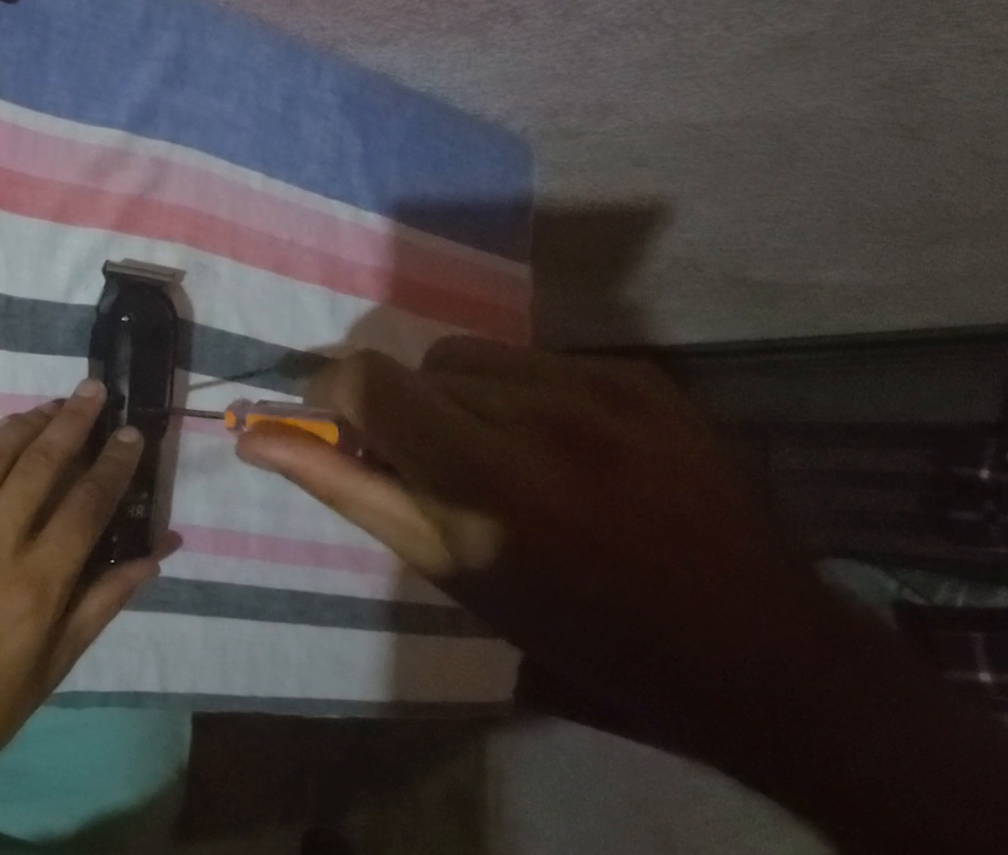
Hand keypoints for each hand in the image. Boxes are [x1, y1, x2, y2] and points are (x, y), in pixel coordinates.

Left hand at [0, 379, 163, 809]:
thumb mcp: (53, 667)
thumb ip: (102, 602)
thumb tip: (152, 556)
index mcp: (36, 587)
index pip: (86, 506)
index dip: (113, 465)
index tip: (131, 434)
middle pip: (40, 466)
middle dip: (73, 423)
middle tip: (94, 391)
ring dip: (28, 423)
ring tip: (55, 404)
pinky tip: (4, 434)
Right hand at [236, 338, 825, 737]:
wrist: (753, 651)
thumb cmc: (576, 629)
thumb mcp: (447, 569)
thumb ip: (346, 491)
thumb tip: (254, 438)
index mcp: (481, 478)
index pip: (366, 380)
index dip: (334, 395)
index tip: (342, 430)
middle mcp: (540, 416)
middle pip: (417, 368)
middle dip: (406, 411)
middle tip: (439, 467)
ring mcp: (602, 388)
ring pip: (473, 358)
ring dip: (461, 396)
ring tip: (502, 453)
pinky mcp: (644, 376)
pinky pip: (538, 358)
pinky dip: (524, 392)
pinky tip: (566, 444)